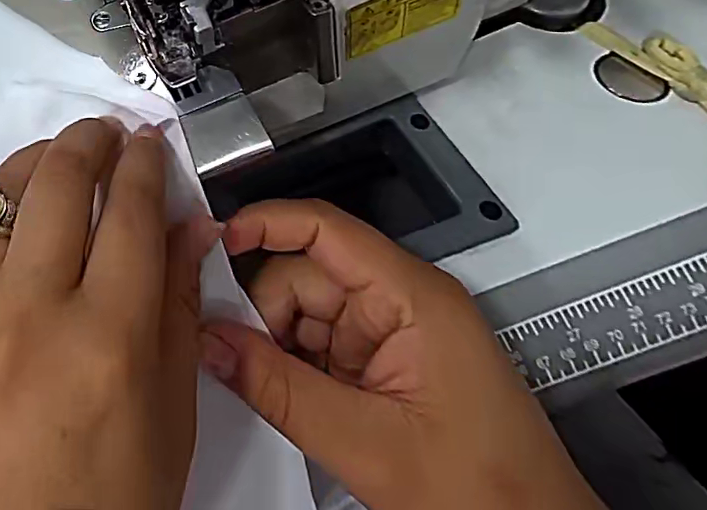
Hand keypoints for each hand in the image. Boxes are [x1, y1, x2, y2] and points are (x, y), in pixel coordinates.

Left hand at [0, 118, 217, 509]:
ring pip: (6, 189)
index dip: (145, 164)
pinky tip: (19, 202)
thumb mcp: (167, 422)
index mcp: (107, 341)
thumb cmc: (96, 508)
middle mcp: (33, 309)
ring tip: (67, 152)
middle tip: (111, 133)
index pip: (131, 213)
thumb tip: (190, 225)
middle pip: (63, 180)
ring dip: (42, 155)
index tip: (151, 144)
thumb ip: (179, 309)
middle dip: (93, 139)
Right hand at [200, 200, 601, 509]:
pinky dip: (296, 365)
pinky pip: (316, 340)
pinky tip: (302, 400)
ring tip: (282, 394)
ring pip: (303, 310)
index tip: (219, 241)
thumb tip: (214, 342)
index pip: (325, 228)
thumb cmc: (492, 497)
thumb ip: (280, 389)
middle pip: (303, 275)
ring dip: (280, 346)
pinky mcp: (383, 356)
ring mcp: (391, 328)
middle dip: (266, 315)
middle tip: (241, 357)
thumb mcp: (370, 446)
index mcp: (412, 295)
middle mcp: (400, 299)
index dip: (266, 224)